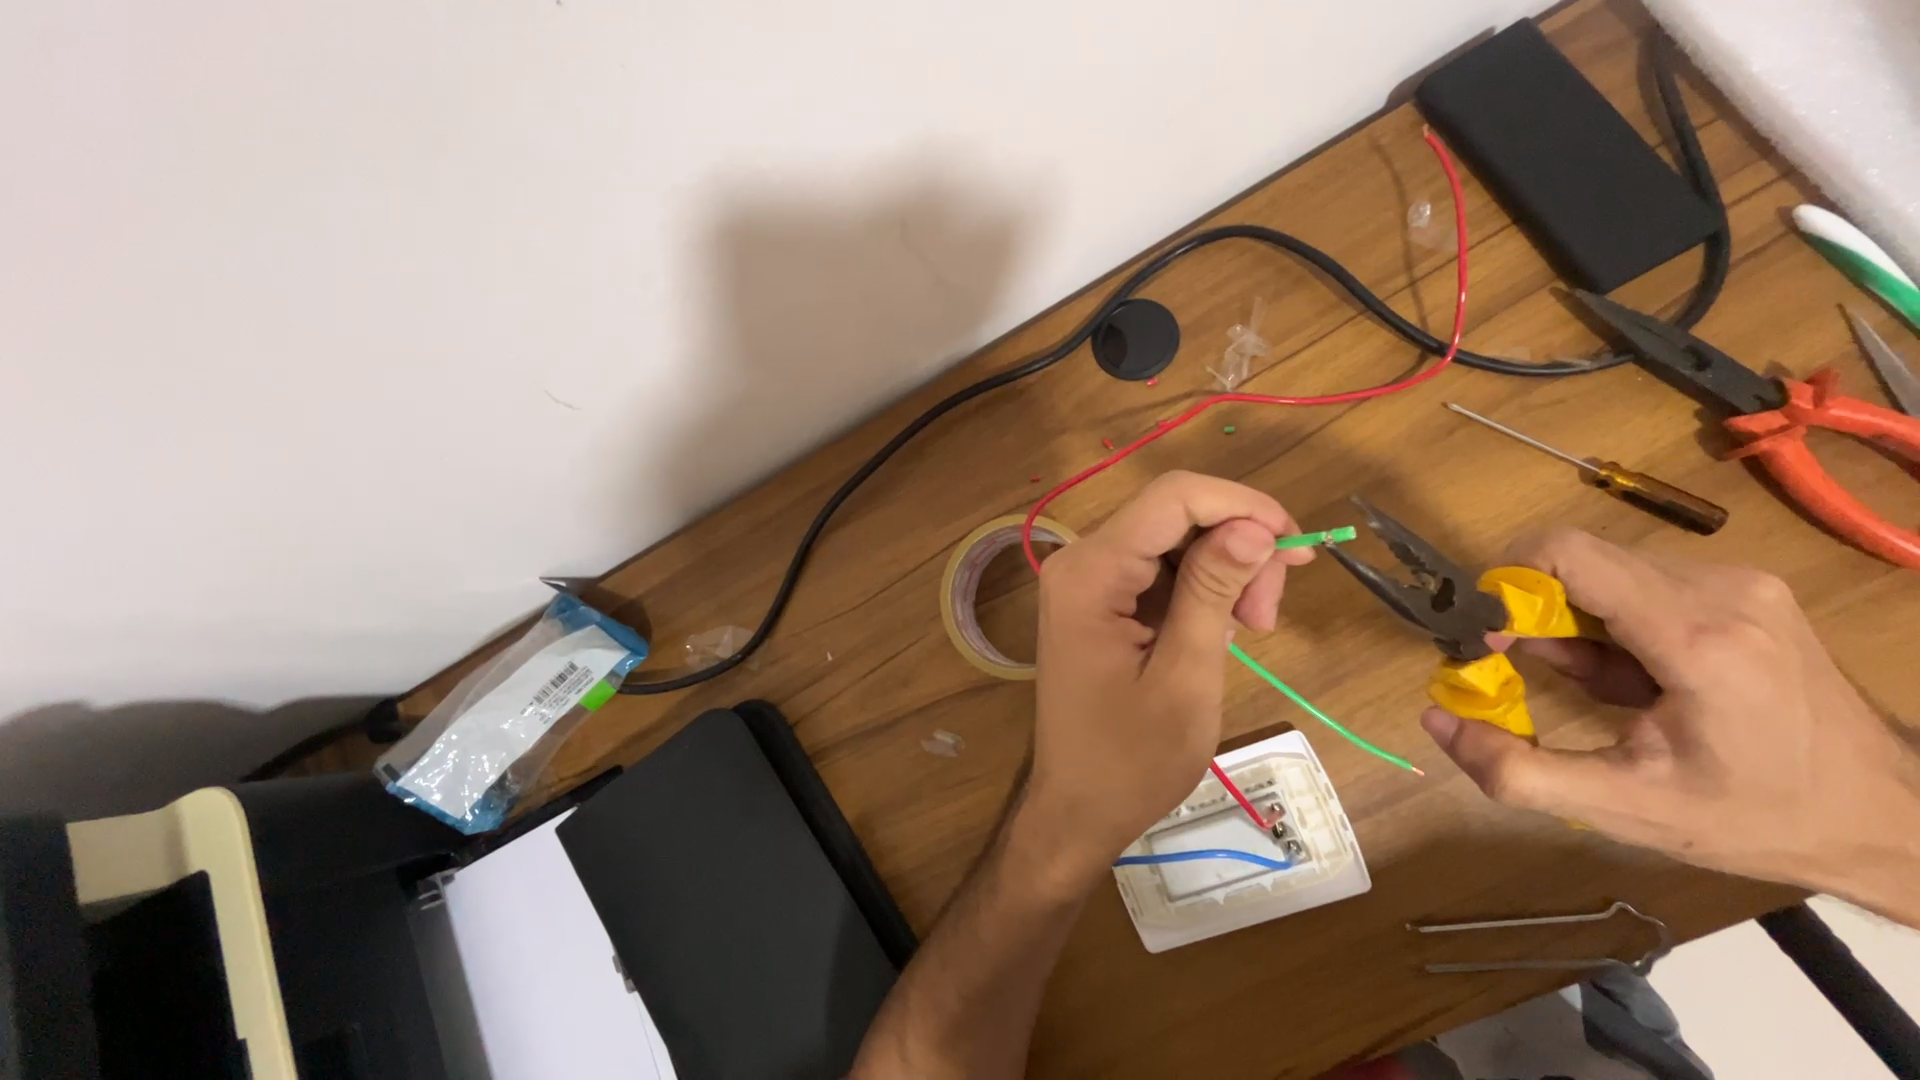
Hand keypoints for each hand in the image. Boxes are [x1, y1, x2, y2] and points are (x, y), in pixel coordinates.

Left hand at [1023, 471, 1314, 887]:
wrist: (1079, 809)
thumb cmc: (1132, 760)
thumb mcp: (1185, 676)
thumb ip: (1213, 591)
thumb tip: (1255, 525)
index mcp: (1091, 573)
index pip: (1174, 497)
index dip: (1244, 507)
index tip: (1298, 550)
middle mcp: (1081, 561)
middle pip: (1177, 514)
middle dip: (1239, 547)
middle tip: (1269, 616)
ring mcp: (1088, 581)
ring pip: (1177, 540)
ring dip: (1227, 570)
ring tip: (1254, 627)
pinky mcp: (1101, 601)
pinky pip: (1162, 570)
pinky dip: (1203, 588)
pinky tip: (1223, 629)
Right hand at [1420, 527, 1919, 917]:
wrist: (1894, 822)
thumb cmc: (1757, 818)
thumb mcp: (1623, 808)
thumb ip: (1515, 769)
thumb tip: (1436, 720)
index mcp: (1697, 636)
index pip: (1566, 552)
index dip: (1503, 583)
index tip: (1488, 638)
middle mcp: (1723, 589)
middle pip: (1579, 563)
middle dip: (1534, 615)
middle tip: (1534, 674)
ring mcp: (1741, 585)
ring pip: (1606, 572)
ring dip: (1573, 623)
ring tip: (1602, 690)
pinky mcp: (1745, 592)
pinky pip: (1640, 584)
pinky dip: (1610, 625)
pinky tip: (1633, 679)